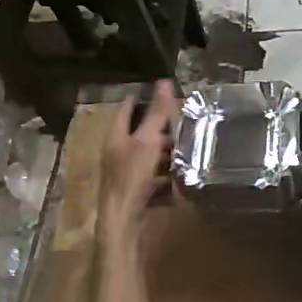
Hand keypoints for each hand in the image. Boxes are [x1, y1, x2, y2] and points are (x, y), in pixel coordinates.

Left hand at [99, 80, 178, 245]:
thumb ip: (157, 113)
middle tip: (181, 126)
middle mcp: (116, 154)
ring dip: (164, 156)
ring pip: (146, 159)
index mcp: (116, 137)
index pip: (126, 111)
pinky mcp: (132, 193)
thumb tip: (164, 82)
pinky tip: (178, 182)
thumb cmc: (132, 176)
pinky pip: (150, 180)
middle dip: (159, 131)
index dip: (139, 100)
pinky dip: (164, 179)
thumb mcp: (149, 141)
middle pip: (138, 136)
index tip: (157, 94)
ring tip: (185, 153)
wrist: (122, 219)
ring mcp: (123, 175)